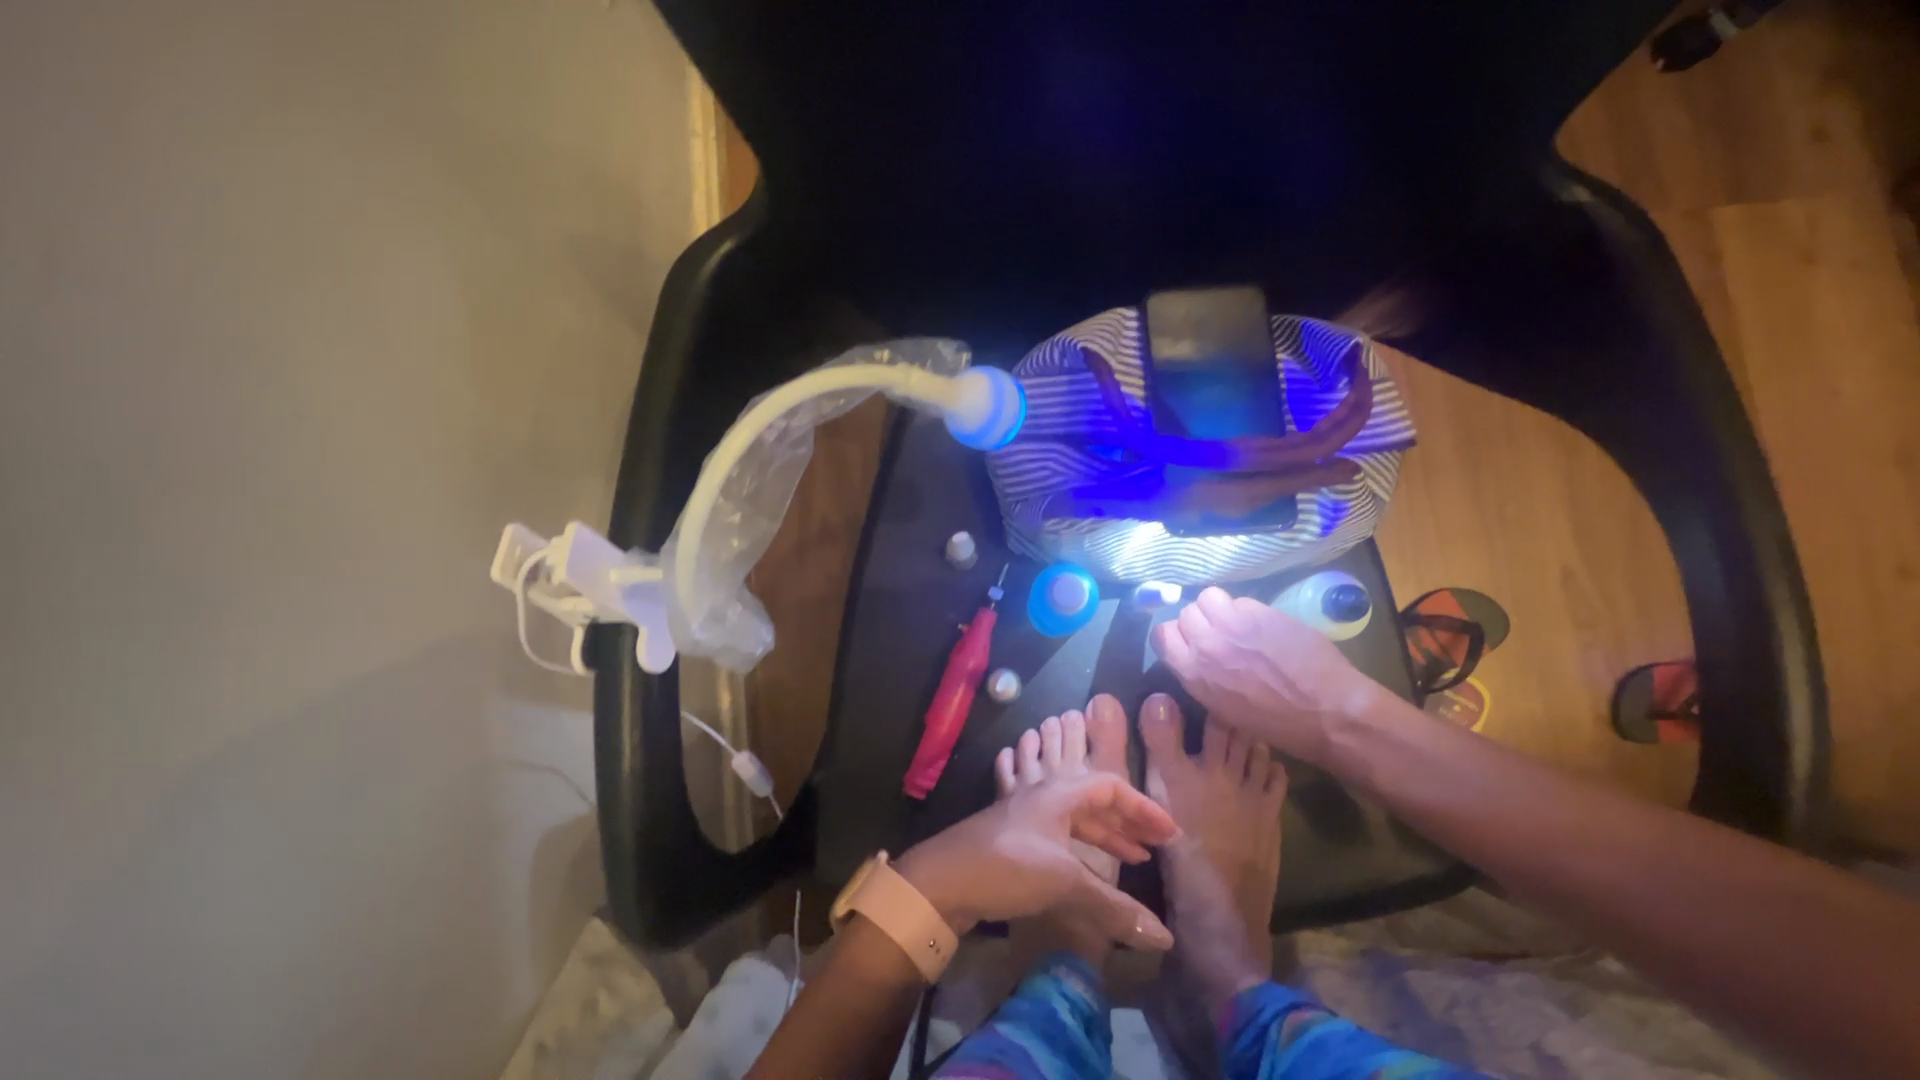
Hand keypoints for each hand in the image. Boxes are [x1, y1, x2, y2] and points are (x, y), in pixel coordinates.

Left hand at [895, 771, 1177, 949]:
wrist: (940, 879)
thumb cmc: (1007, 866)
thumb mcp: (1065, 883)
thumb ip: (1115, 908)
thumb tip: (1166, 939)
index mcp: (1059, 793)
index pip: (1112, 787)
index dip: (1144, 809)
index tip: (1169, 835)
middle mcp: (1043, 797)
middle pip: (1093, 799)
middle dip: (1126, 822)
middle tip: (1154, 848)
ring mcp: (1023, 816)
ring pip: (1073, 818)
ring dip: (1103, 835)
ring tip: (1132, 859)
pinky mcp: (1010, 838)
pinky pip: (1055, 834)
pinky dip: (1078, 847)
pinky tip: (1086, 867)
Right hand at [1151, 586, 1382, 761]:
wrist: (1327, 714)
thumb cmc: (1276, 723)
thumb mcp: (1222, 707)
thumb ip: (1201, 675)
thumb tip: (1197, 654)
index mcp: (1193, 673)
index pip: (1161, 633)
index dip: (1176, 634)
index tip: (1190, 641)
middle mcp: (1207, 644)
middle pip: (1186, 612)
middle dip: (1200, 620)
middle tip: (1220, 633)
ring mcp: (1235, 625)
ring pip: (1210, 596)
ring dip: (1220, 608)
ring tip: (1239, 623)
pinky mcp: (1262, 613)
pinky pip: (1242, 600)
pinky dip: (1249, 610)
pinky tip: (1265, 627)